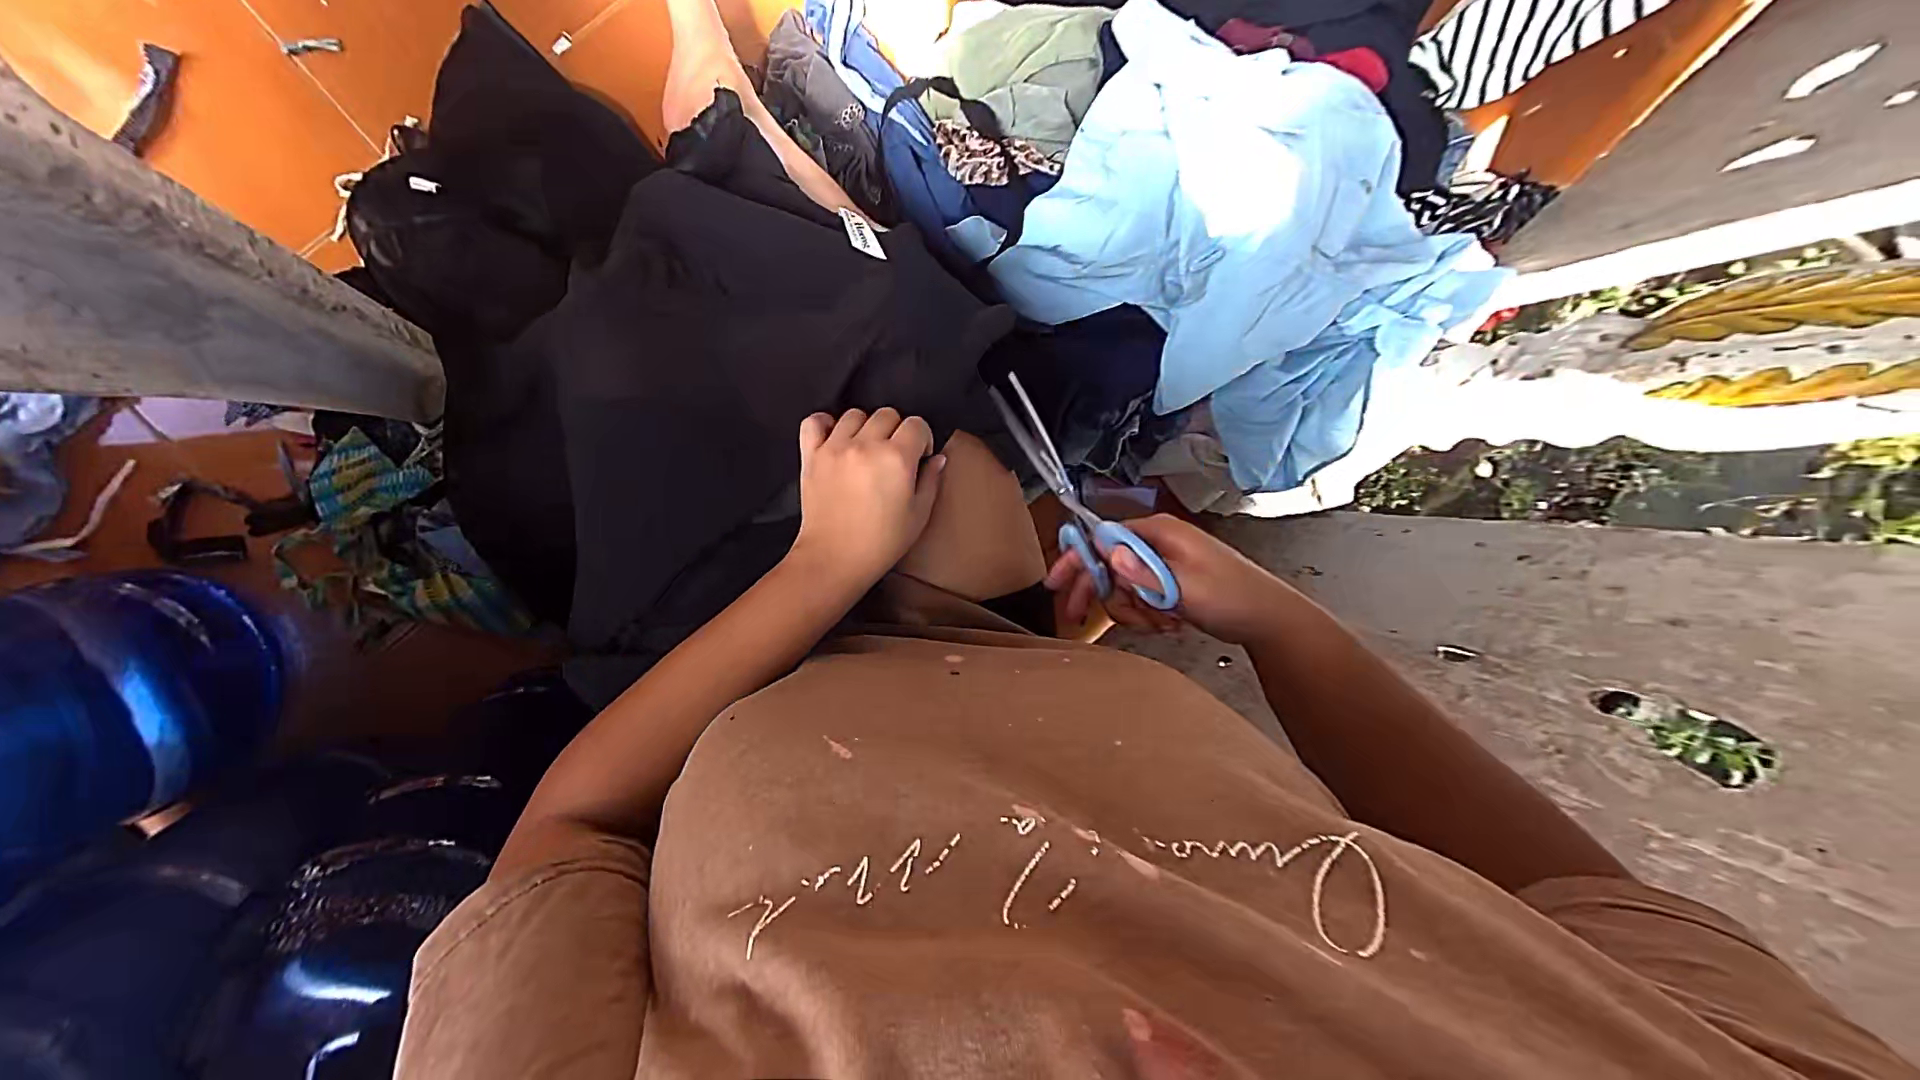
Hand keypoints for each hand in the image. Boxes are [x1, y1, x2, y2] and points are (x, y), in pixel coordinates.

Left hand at [790, 408, 945, 588]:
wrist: (835, 559)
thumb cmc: (878, 543)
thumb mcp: (918, 516)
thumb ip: (930, 481)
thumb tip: (937, 459)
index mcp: (896, 459)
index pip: (916, 424)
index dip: (922, 439)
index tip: (919, 455)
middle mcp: (865, 446)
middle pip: (887, 414)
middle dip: (897, 432)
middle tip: (895, 456)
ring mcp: (835, 448)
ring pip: (855, 414)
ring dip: (865, 427)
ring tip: (867, 450)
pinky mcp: (812, 456)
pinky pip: (815, 421)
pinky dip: (825, 423)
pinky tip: (836, 439)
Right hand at [1044, 514, 1302, 644]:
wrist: (1266, 618)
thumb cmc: (1231, 597)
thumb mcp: (1183, 586)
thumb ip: (1143, 572)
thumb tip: (1108, 553)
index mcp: (1158, 532)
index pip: (1102, 538)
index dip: (1076, 559)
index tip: (1057, 582)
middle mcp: (1156, 542)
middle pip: (1106, 564)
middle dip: (1101, 593)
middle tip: (1077, 616)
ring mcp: (1161, 562)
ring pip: (1120, 586)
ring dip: (1131, 610)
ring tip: (1158, 622)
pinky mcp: (1166, 580)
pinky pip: (1138, 597)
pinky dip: (1145, 613)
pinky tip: (1167, 622)